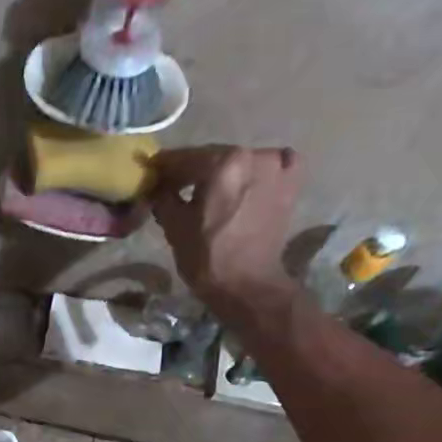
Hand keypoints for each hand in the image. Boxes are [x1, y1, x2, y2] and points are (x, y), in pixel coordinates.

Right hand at [149, 145, 305, 312]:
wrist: (248, 286)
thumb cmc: (207, 258)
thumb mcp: (174, 226)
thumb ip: (163, 197)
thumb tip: (157, 186)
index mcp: (223, 162)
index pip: (183, 157)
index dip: (163, 166)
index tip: (150, 172)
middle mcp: (254, 154)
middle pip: (213, 157)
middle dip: (193, 170)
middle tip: (175, 185)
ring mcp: (278, 167)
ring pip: (241, 160)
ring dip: (224, 171)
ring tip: (210, 190)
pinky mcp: (291, 184)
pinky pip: (275, 164)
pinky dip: (260, 169)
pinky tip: (249, 182)